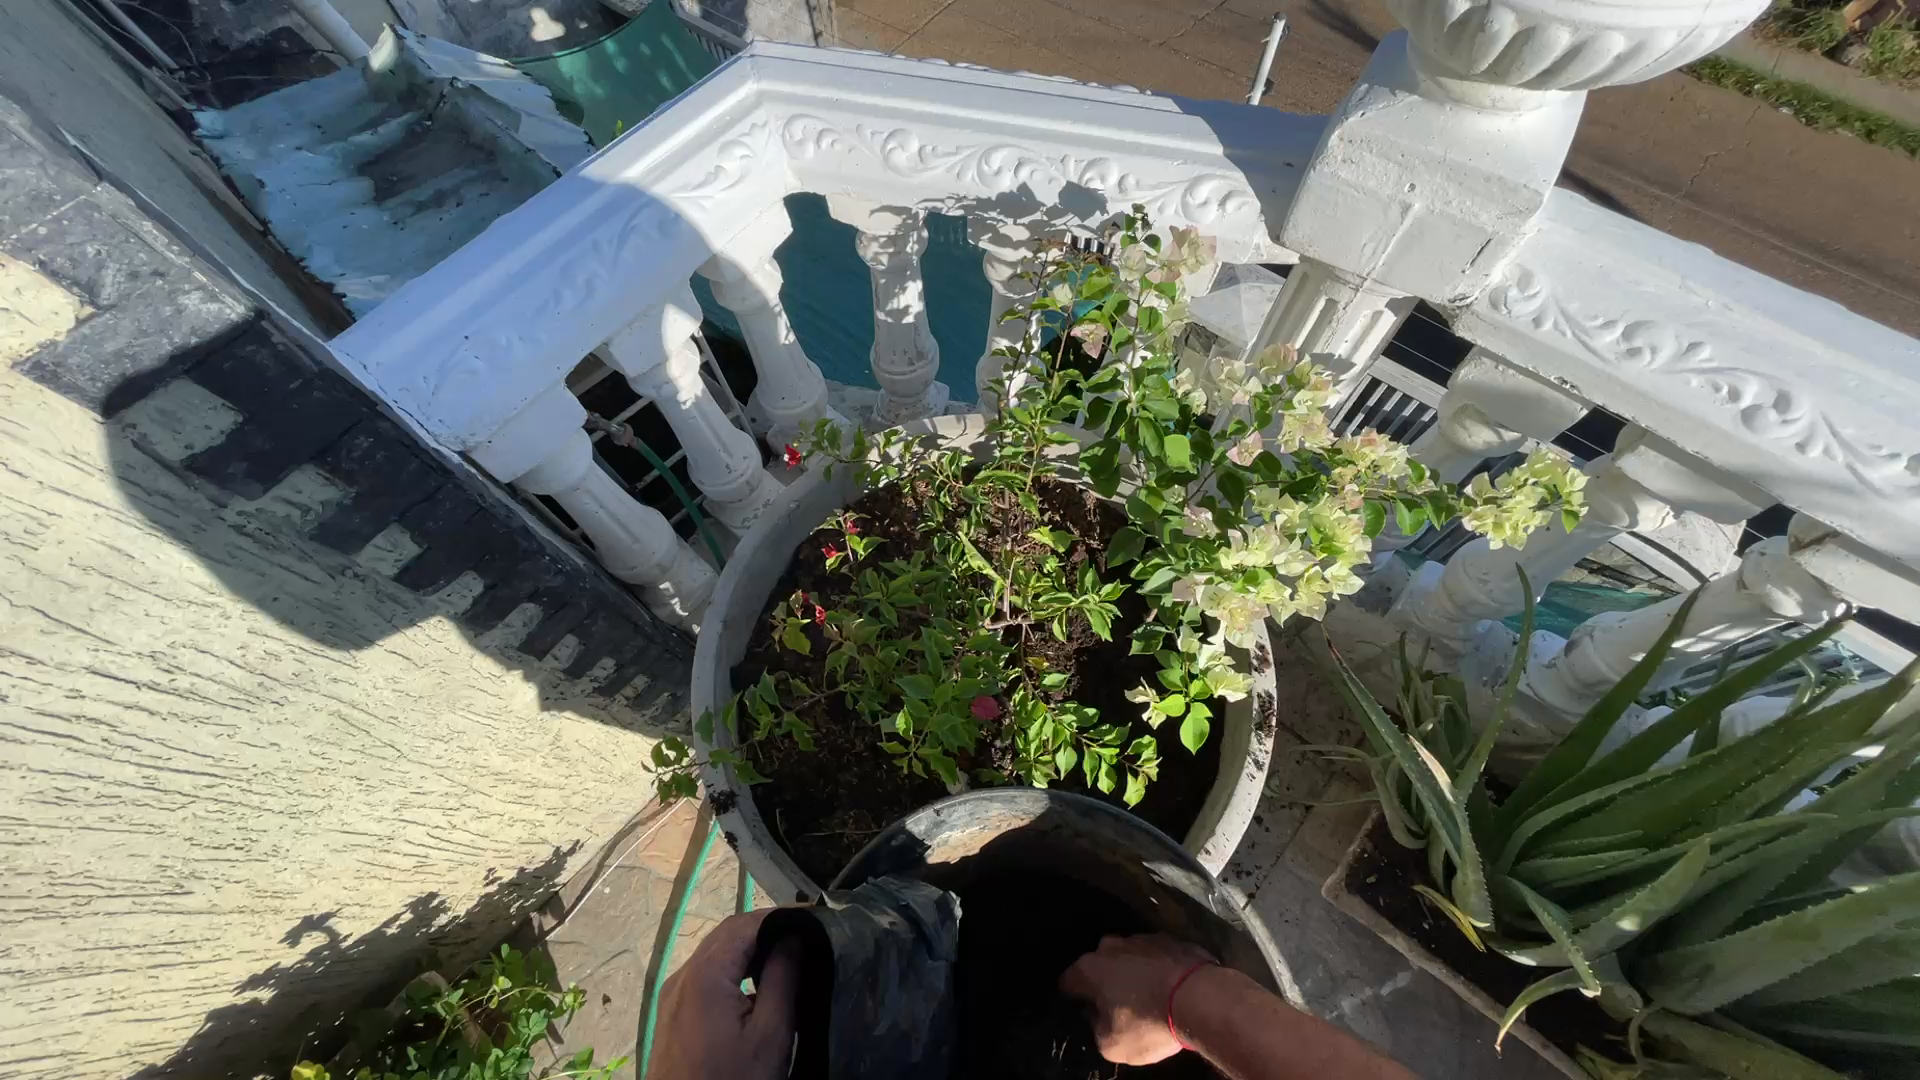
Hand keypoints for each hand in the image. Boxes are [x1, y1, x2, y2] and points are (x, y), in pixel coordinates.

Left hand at [646, 909, 799, 1079]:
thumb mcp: (770, 1035)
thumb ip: (783, 977)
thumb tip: (795, 936)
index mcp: (704, 975)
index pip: (745, 923)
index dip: (781, 915)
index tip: (815, 916)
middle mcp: (682, 977)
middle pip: (728, 933)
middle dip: (766, 928)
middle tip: (804, 934)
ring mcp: (673, 996)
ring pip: (716, 952)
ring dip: (750, 947)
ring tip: (786, 956)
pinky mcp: (673, 1015)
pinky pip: (706, 974)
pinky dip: (734, 967)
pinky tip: (757, 984)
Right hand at [1059, 934, 1218, 1065]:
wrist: (1197, 997)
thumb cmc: (1147, 1022)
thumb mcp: (1112, 1045)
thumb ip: (1096, 1029)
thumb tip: (1098, 1017)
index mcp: (1090, 969)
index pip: (1067, 981)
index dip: (1072, 998)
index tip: (1083, 1011)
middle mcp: (1110, 946)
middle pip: (1098, 964)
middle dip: (1104, 981)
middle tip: (1117, 1004)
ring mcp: (1140, 938)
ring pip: (1127, 956)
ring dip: (1132, 972)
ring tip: (1148, 995)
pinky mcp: (1168, 939)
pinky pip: (1155, 956)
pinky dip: (1157, 968)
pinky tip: (1169, 986)